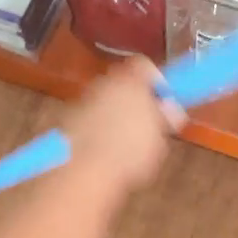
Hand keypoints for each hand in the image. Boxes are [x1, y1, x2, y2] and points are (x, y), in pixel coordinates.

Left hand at [63, 57, 180, 189]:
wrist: (87, 172)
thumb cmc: (130, 154)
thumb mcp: (161, 140)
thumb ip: (165, 120)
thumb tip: (169, 110)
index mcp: (131, 81)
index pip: (145, 65)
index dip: (157, 81)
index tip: (165, 102)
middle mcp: (105, 83)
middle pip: (123, 82)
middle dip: (135, 98)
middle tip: (148, 124)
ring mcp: (84, 100)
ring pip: (105, 99)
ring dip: (115, 113)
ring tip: (126, 141)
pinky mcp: (68, 119)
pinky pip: (90, 116)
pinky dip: (97, 126)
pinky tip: (105, 150)